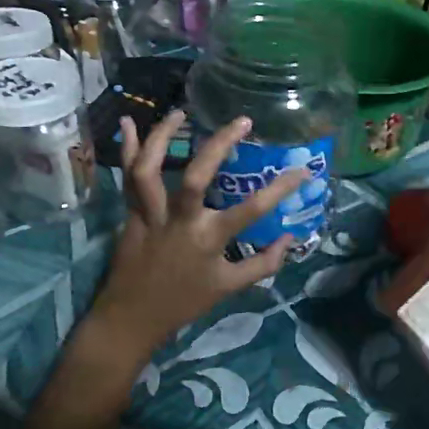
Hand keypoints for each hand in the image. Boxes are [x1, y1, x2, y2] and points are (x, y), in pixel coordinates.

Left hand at [88, 110, 306, 356]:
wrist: (133, 317)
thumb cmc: (185, 302)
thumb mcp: (230, 288)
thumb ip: (262, 264)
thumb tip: (290, 238)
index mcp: (208, 240)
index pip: (251, 210)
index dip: (280, 188)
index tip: (302, 169)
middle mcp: (179, 222)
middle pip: (197, 177)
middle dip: (220, 145)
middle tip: (242, 121)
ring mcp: (150, 215)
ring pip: (149, 168)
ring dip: (163, 136)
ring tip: (181, 112)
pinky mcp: (130, 212)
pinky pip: (126, 176)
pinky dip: (126, 148)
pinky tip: (128, 121)